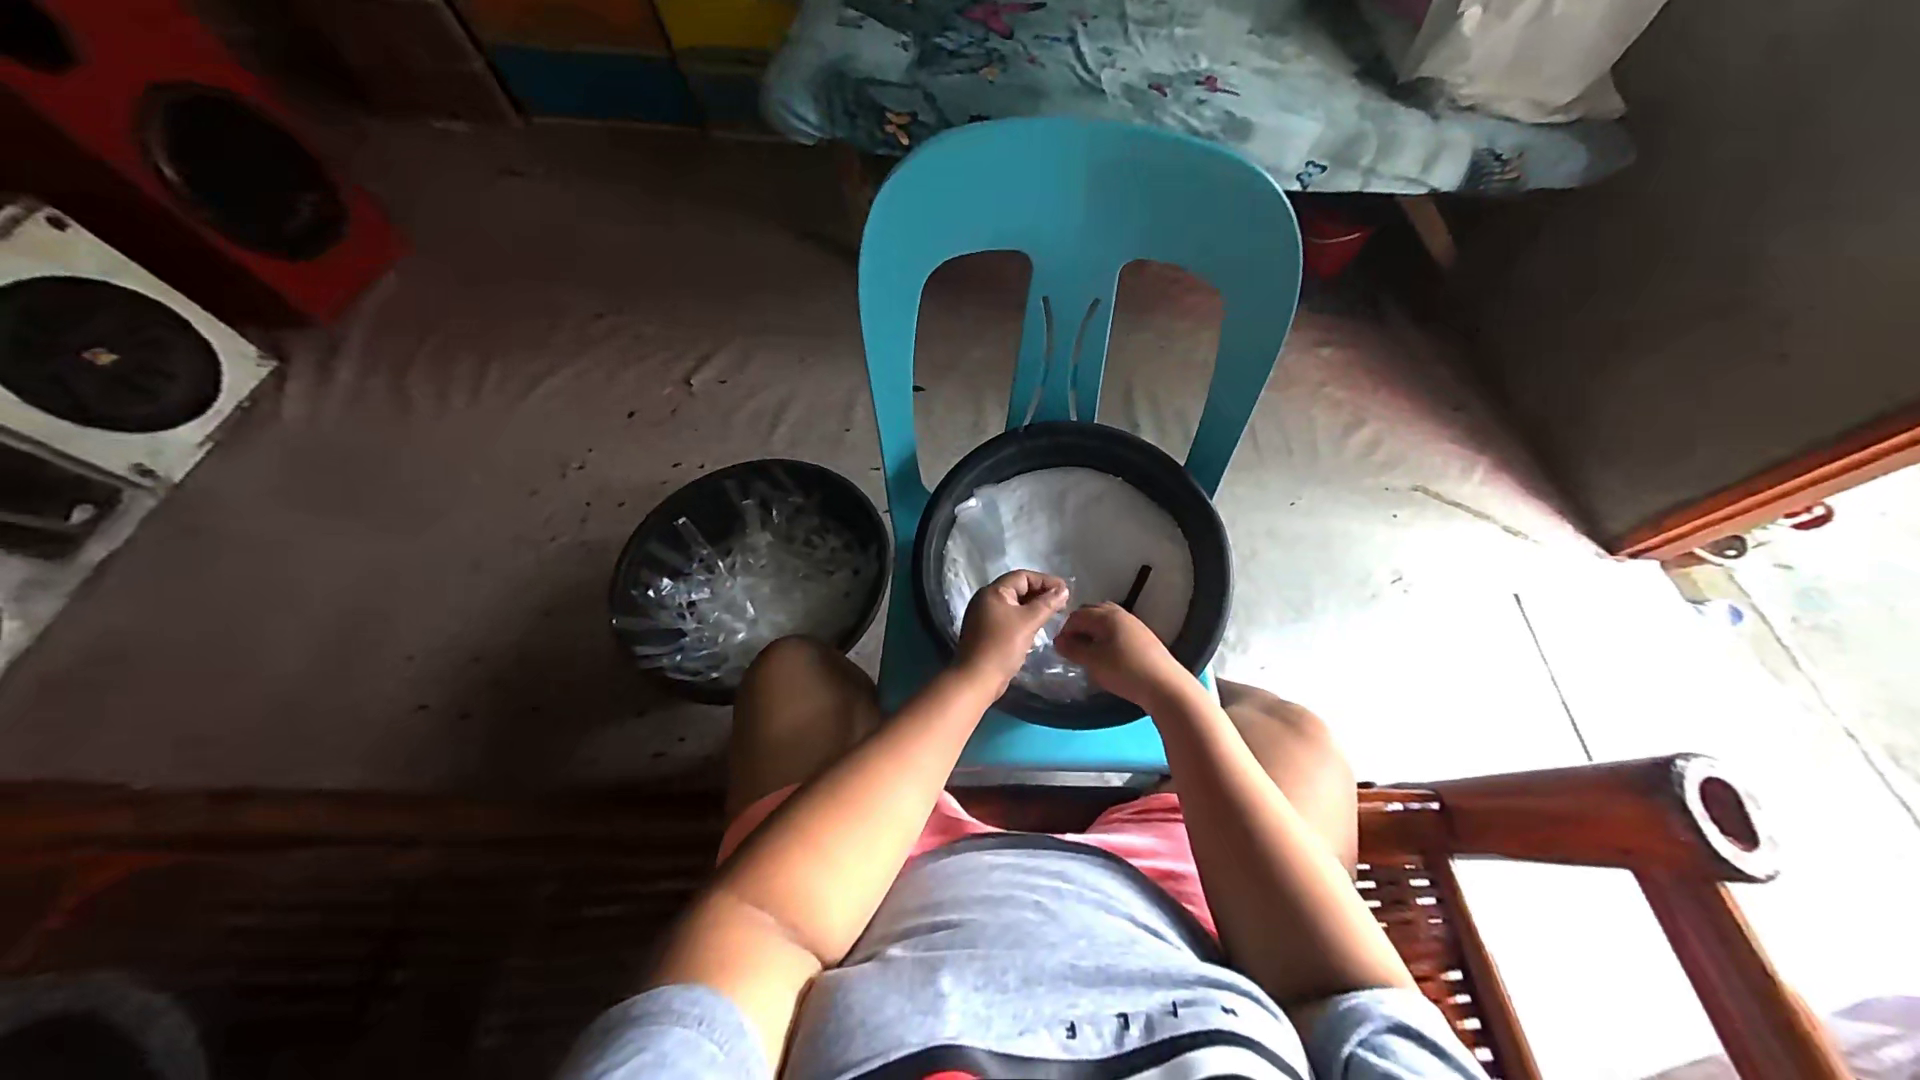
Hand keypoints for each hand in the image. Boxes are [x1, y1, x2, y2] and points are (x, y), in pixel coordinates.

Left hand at [955, 570, 1069, 691]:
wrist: (977, 679)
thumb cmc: (1002, 646)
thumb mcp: (1028, 622)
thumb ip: (1047, 604)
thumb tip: (1063, 590)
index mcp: (992, 592)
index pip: (1022, 576)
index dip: (1045, 581)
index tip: (1065, 590)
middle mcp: (986, 599)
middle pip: (1018, 588)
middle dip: (1041, 593)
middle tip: (1063, 602)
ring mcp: (985, 616)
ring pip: (1014, 604)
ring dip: (1034, 606)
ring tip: (1054, 613)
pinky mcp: (987, 632)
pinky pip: (1010, 618)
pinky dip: (1025, 618)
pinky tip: (1039, 625)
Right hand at [1055, 602, 1194, 710]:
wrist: (1165, 685)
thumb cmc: (1124, 670)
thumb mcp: (1092, 661)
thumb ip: (1072, 649)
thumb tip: (1059, 641)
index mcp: (1105, 615)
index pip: (1076, 616)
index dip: (1064, 631)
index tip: (1060, 649)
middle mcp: (1120, 613)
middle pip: (1091, 613)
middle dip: (1079, 628)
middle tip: (1073, 649)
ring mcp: (1134, 624)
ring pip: (1106, 622)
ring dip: (1093, 633)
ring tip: (1089, 653)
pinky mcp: (1144, 637)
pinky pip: (1118, 630)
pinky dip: (1107, 638)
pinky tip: (1108, 656)